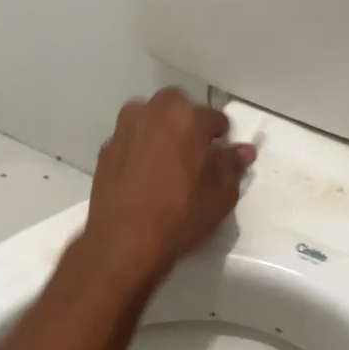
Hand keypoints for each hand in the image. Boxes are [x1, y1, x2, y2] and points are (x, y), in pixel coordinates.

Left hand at [82, 88, 255, 284]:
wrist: (126, 240)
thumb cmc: (182, 214)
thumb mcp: (221, 194)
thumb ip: (232, 165)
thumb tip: (244, 150)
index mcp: (186, 116)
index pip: (213, 118)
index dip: (219, 137)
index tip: (219, 155)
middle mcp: (151, 112)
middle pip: (175, 108)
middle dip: (186, 124)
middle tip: (192, 156)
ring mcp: (123, 130)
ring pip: (147, 120)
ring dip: (158, 133)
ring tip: (165, 165)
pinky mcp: (104, 151)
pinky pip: (129, 143)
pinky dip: (137, 152)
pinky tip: (141, 178)